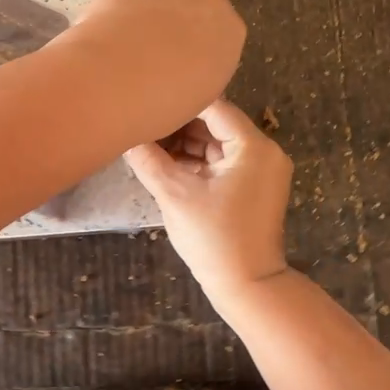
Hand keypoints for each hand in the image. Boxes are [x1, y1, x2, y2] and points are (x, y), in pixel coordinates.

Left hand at [70, 0, 245, 137]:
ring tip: (123, 44)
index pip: (216, 36)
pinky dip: (117, 5)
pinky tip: (106, 30)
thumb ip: (198, 76)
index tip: (173, 65)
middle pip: (192, 6)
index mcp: (231, 33)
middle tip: (146, 53)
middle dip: (172, 24)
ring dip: (145, 11)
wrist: (117, 82)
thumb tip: (180, 73)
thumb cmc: (160, 106)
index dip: (192, 49)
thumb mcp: (195, 100)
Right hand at [124, 100, 291, 298]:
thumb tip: (125, 138)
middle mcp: (264, 152)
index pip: (213, 107)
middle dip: (179, 127)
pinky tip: (167, 167)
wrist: (247, 284)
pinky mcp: (255, 190)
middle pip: (216, 125)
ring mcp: (262, 172)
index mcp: (253, 146)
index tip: (149, 106)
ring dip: (185, 147)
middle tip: (143, 128)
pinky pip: (223, 165)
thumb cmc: (214, 237)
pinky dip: (198, 164)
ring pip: (218, 146)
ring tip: (149, 148)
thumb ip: (148, 161)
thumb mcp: (175, 195)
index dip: (178, 105)